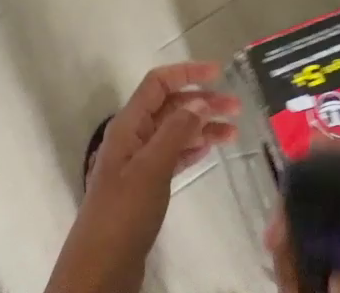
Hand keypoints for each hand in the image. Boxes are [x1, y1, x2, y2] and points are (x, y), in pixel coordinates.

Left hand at [43, 63, 241, 292]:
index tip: (218, 73)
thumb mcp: (151, 168)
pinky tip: (210, 149)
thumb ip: (175, 131)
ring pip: (174, 132)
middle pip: (169, 107)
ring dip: (202, 127)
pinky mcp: (145, 185)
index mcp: (128, 124)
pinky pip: (172, 155)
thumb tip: (198, 101)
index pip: (157, 84)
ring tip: (233, 132)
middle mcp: (132, 136)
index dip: (186, 73)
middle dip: (201, 102)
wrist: (102, 265)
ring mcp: (138, 161)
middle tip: (237, 108)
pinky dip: (192, 148)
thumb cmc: (124, 211)